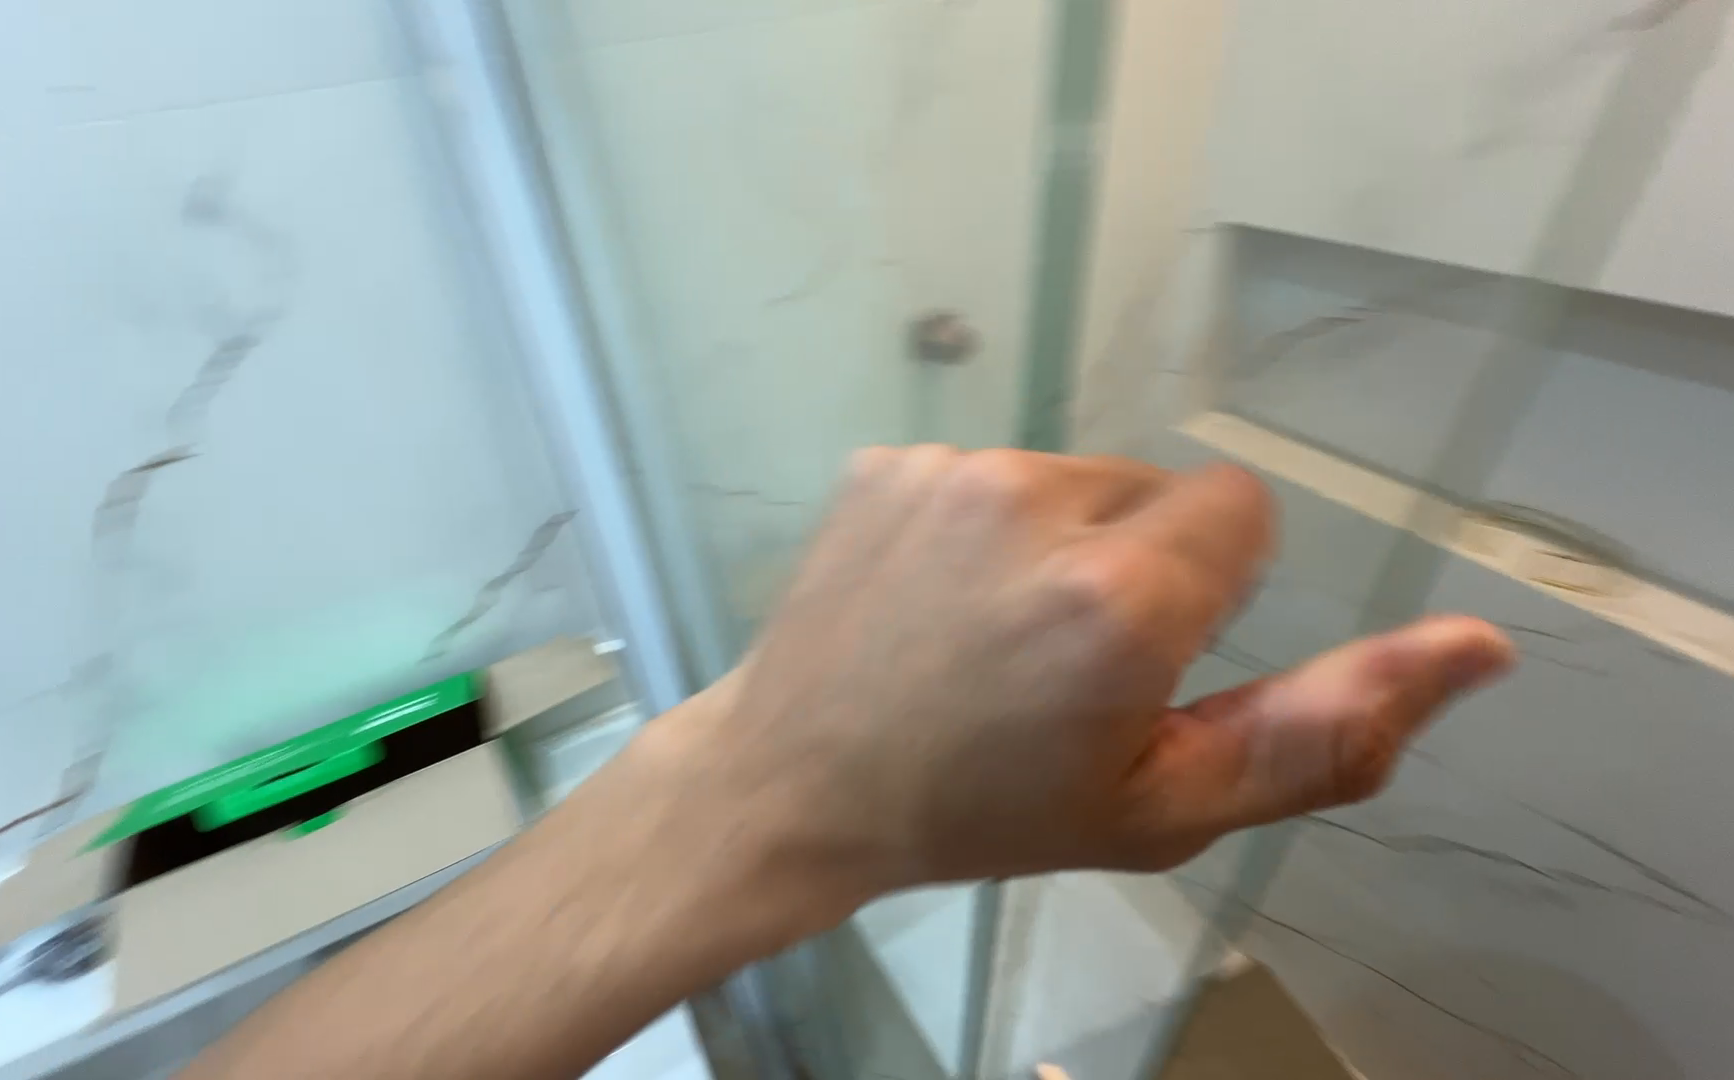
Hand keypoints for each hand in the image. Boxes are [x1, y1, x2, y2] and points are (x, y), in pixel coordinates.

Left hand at [653, 447, 1513, 905]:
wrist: (799, 779)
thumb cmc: (981, 810)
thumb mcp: (1159, 807)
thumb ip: (1323, 731)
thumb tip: (1473, 644)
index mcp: (1118, 593)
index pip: (1239, 509)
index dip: (1203, 581)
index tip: (1140, 644)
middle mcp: (1030, 501)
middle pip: (1146, 487)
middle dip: (1127, 557)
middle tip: (1049, 647)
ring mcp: (942, 471)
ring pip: (1055, 477)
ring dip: (1044, 539)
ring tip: (978, 626)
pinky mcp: (879, 465)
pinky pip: (970, 474)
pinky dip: (965, 522)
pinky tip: (919, 592)